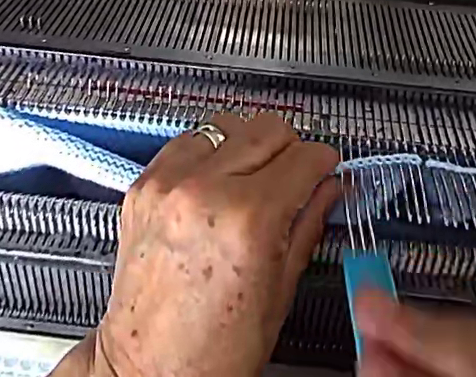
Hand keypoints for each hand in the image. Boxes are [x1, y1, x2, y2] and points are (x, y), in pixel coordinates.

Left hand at [58, 113, 341, 376]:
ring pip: (232, 124)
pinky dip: (210, 151)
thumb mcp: (281, 287)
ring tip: (251, 177)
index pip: (307, 155)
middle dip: (290, 149)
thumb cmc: (210, 350)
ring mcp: (171, 185)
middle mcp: (207, 191)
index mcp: (249, 220)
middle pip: (271, 128)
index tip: (325, 169)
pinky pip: (191, 139)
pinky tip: (216, 179)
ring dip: (249, 144)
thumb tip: (330, 185)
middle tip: (292, 176)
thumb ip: (310, 220)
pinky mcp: (145, 185)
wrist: (144, 374)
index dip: (324, 162)